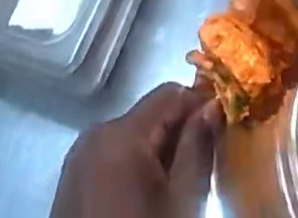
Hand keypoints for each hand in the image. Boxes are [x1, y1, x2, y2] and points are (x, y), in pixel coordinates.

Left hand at [51, 82, 221, 217]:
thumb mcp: (181, 203)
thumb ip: (197, 150)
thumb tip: (212, 107)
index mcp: (122, 132)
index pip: (169, 94)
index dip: (199, 104)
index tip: (224, 124)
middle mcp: (96, 130)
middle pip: (149, 115)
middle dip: (179, 133)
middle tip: (206, 165)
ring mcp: (80, 152)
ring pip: (131, 135)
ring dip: (157, 151)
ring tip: (178, 188)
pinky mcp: (72, 174)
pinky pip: (110, 153)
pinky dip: (133, 164)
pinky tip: (146, 197)